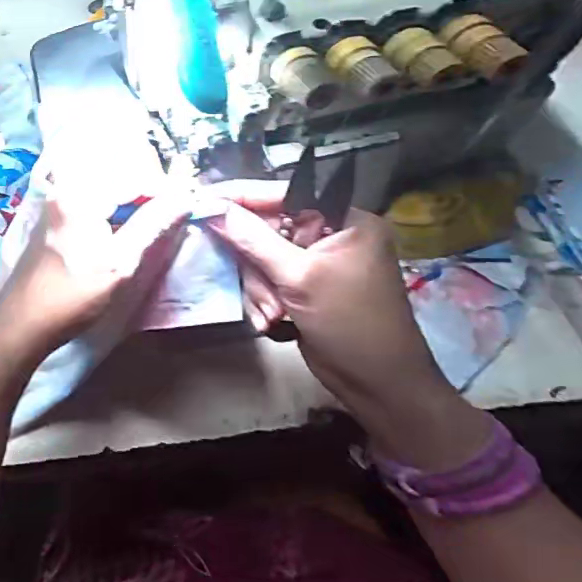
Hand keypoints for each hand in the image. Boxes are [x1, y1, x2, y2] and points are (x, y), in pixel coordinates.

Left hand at [0, 176, 192, 365]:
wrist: (22, 322)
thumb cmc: (73, 295)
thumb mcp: (121, 263)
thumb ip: (152, 226)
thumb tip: (184, 199)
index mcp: (80, 195)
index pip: (133, 176)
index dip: (163, 189)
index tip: (184, 205)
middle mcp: (63, 188)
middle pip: (115, 171)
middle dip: (145, 185)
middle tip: (168, 207)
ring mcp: (54, 200)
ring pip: (101, 182)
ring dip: (128, 194)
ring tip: (150, 215)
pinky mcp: (51, 215)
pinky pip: (88, 194)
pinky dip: (110, 202)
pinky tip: (122, 223)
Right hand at [202, 181, 489, 468]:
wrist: (378, 385)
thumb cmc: (350, 324)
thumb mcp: (299, 278)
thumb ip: (253, 239)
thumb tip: (213, 208)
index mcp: (345, 220)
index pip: (283, 196)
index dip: (242, 198)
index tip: (203, 199)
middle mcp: (330, 235)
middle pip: (267, 231)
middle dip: (258, 268)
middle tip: (267, 299)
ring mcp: (316, 263)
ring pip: (261, 260)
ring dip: (260, 290)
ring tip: (275, 316)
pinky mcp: (303, 288)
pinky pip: (266, 281)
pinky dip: (264, 301)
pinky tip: (275, 323)